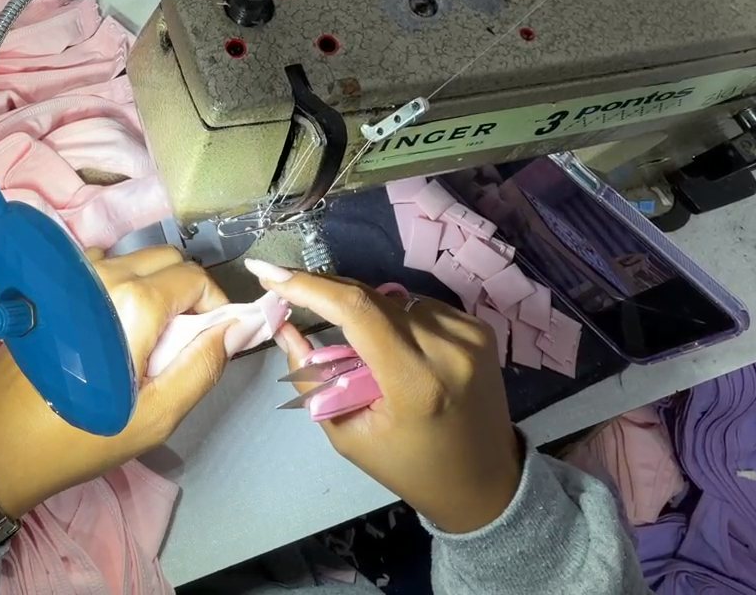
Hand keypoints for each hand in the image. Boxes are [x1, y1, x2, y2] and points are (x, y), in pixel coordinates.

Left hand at [0, 247, 232, 515]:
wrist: (0, 441)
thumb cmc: (79, 437)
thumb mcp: (155, 416)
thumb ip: (203, 365)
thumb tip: (239, 327)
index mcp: (133, 304)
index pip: (195, 279)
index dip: (214, 306)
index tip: (212, 339)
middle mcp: (104, 275)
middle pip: (169, 260)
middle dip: (188, 292)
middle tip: (180, 341)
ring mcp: (76, 275)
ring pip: (137, 259)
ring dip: (155, 285)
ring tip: (146, 336)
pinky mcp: (56, 283)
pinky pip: (105, 265)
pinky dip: (122, 282)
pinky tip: (112, 325)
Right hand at [248, 260, 522, 533]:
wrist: (488, 485)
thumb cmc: (410, 467)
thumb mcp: (348, 433)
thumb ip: (311, 376)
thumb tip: (281, 323)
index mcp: (414, 382)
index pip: (355, 310)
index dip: (308, 285)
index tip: (267, 271)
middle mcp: (446, 348)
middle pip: (369, 295)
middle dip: (321, 288)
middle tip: (285, 287)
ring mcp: (467, 334)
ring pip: (390, 296)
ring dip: (360, 305)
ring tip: (352, 339)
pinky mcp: (478, 328)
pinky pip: (416, 305)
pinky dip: (393, 315)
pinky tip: (390, 342)